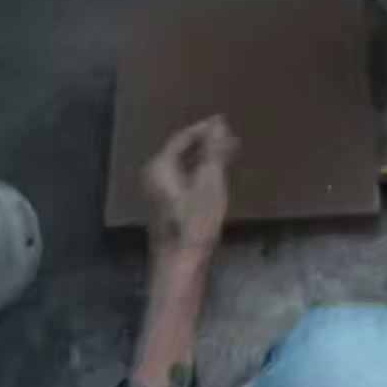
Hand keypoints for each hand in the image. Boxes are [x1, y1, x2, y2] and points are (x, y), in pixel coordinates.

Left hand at [143, 116, 238, 254]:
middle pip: (182, 150)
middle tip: (231, 137)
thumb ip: (215, 151)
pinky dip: (203, 172)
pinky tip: (220, 175)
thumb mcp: (212, 182)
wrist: (183, 264)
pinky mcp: (169, 204)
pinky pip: (186, 177)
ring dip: (207, 157)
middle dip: (207, 143)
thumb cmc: (197, 222)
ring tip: (230, 153)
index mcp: (161, 165)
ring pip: (185, 165)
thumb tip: (220, 123)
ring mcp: (160, 191)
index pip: (183, 137)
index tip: (224, 122)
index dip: (204, 128)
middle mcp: (155, 174)